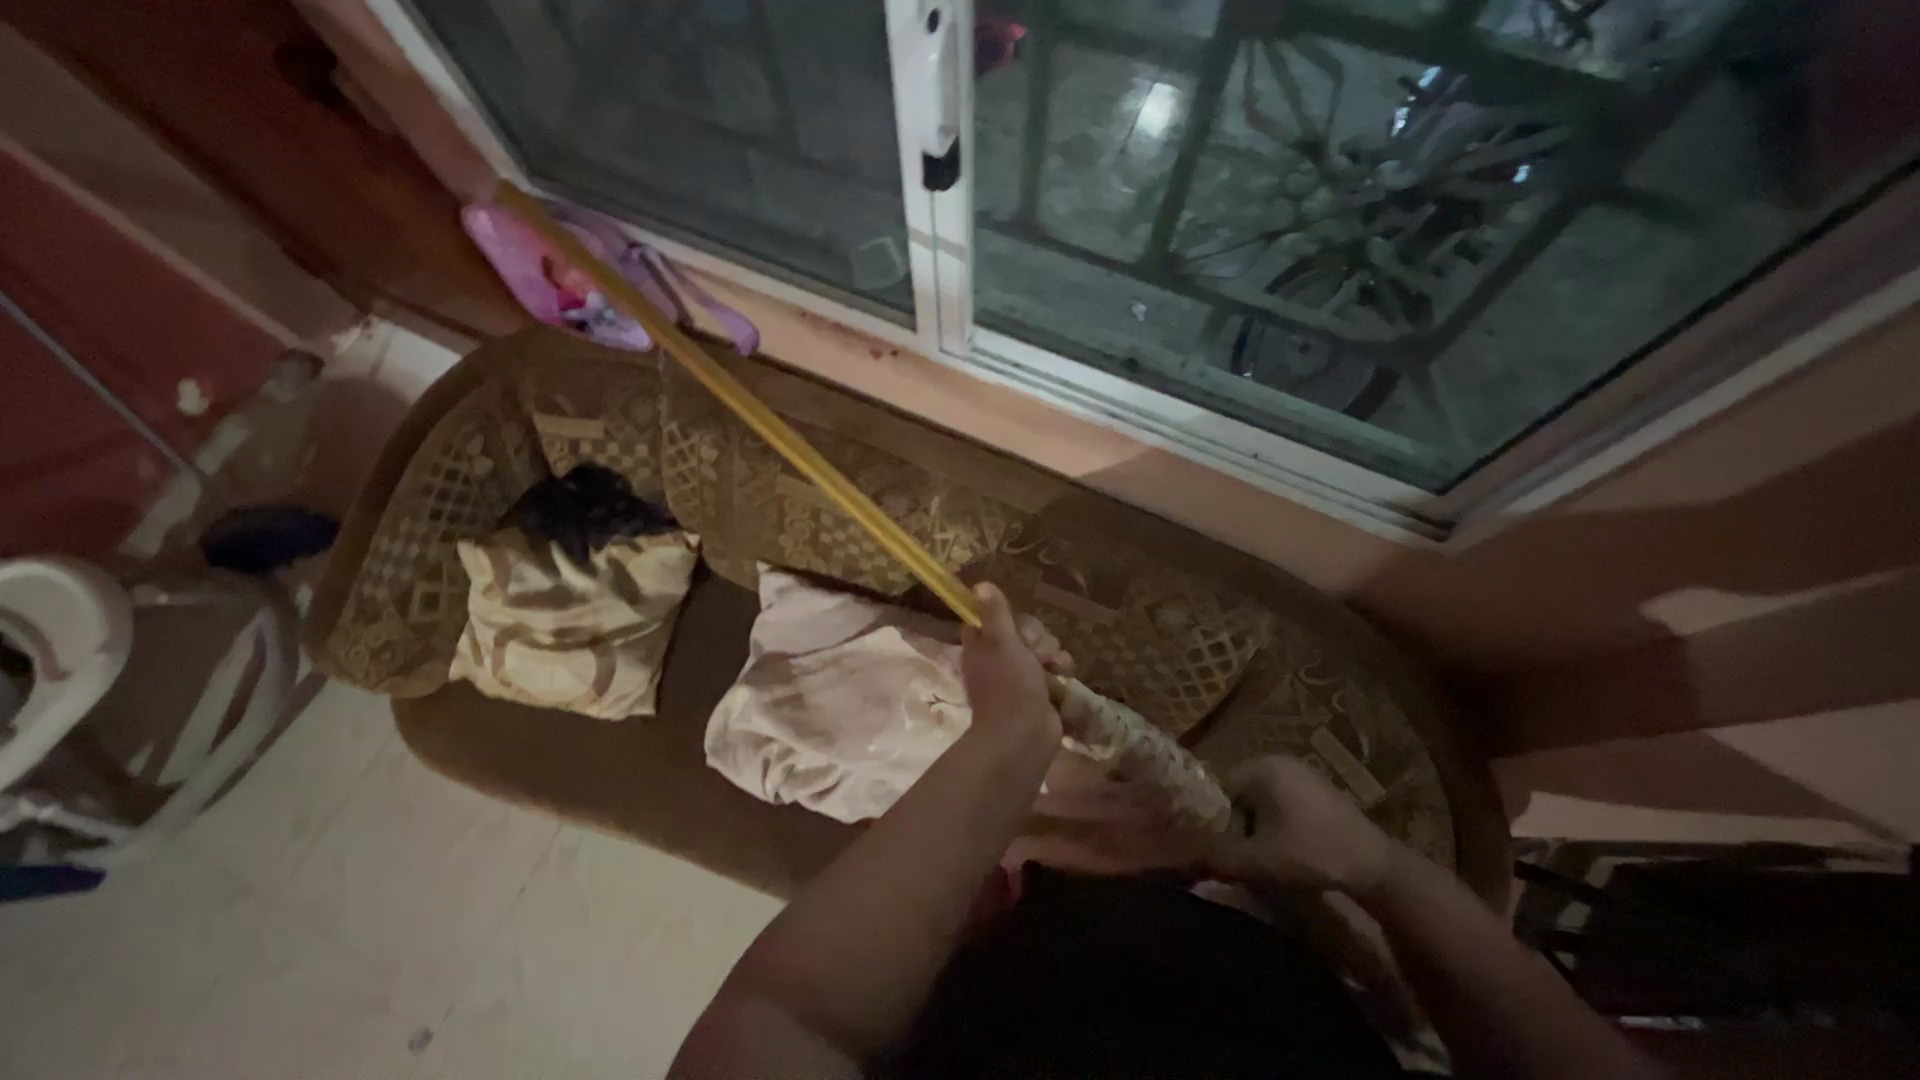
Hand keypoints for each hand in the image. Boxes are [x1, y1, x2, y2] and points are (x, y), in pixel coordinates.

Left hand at [960, 583, 1066, 747]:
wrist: (1023, 736)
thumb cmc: (1008, 685)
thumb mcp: (1000, 642)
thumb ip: (994, 613)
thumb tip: (979, 584)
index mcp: (981, 647)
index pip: (994, 618)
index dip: (1010, 619)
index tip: (1017, 627)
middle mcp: (997, 659)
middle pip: (1024, 631)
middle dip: (1037, 638)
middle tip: (1036, 652)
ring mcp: (1018, 677)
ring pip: (1041, 648)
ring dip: (1053, 653)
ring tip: (1054, 668)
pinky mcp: (1038, 691)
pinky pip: (1053, 668)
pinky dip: (1060, 670)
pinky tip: (1064, 676)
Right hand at [1208, 755, 1396, 896]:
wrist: (1373, 864)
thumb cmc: (1310, 853)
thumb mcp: (1256, 860)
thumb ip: (1217, 858)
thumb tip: (1186, 863)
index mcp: (1259, 768)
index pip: (1218, 789)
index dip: (1218, 821)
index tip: (1226, 847)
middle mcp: (1278, 760)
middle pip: (1239, 792)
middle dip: (1239, 822)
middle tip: (1246, 853)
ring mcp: (1302, 771)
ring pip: (1261, 797)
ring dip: (1259, 824)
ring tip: (1268, 853)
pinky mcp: (1320, 786)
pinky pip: (1283, 799)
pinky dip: (1279, 820)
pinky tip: (1290, 846)